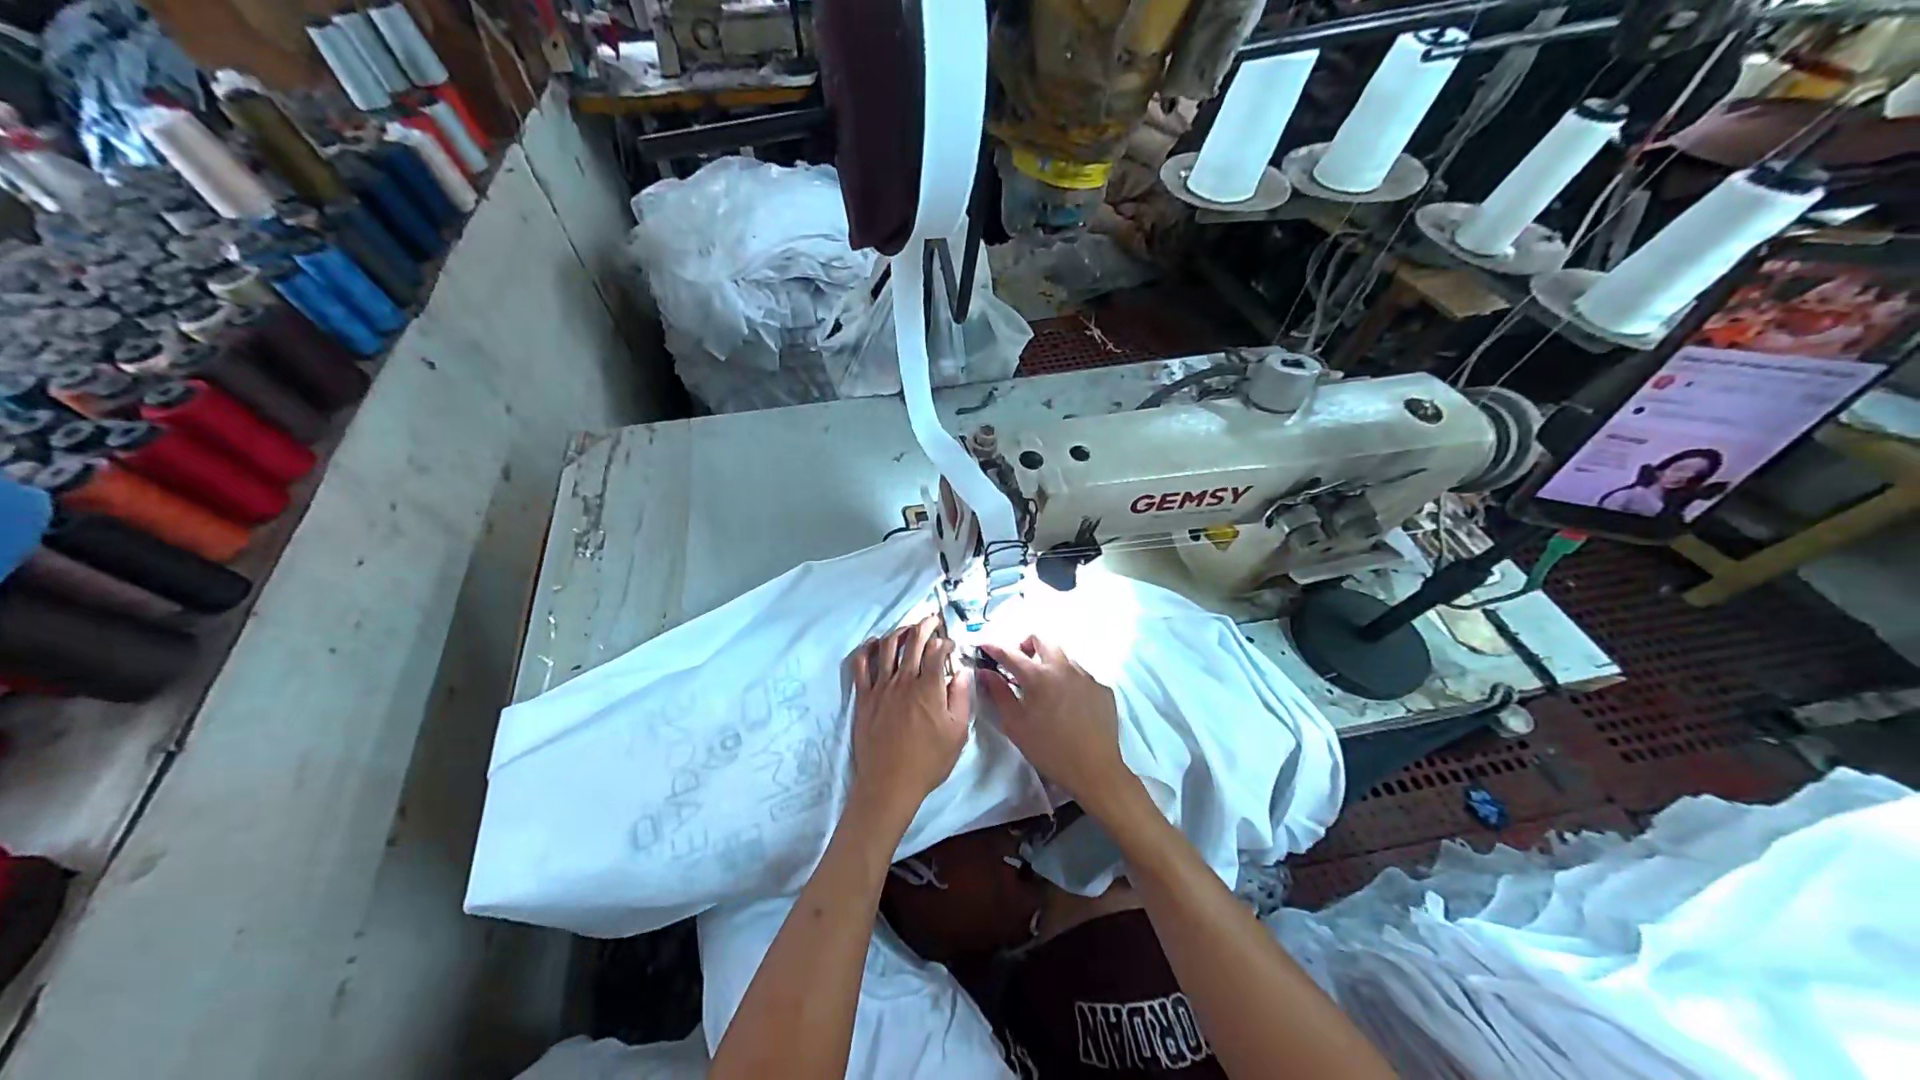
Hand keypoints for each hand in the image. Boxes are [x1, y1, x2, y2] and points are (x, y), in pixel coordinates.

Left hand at [847, 616, 971, 830]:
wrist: (889, 782)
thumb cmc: (928, 761)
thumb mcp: (957, 733)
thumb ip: (961, 698)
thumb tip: (962, 672)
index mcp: (929, 687)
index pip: (937, 651)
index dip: (946, 642)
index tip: (950, 645)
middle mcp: (904, 680)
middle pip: (913, 641)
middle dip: (925, 626)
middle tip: (932, 621)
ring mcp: (881, 686)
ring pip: (888, 646)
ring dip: (899, 631)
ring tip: (907, 628)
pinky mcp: (864, 697)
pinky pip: (861, 665)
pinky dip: (868, 649)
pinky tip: (874, 643)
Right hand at [977, 636, 1136, 815]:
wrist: (1095, 770)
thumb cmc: (1049, 750)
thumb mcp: (1016, 724)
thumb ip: (999, 694)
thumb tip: (985, 672)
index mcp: (1039, 676)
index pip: (1010, 653)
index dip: (994, 647)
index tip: (984, 646)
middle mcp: (1064, 668)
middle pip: (1043, 640)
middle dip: (1026, 645)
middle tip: (1019, 663)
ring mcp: (1087, 677)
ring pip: (1064, 658)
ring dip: (1050, 664)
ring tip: (1045, 689)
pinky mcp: (1102, 689)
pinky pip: (1081, 677)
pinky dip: (1069, 682)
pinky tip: (1068, 705)